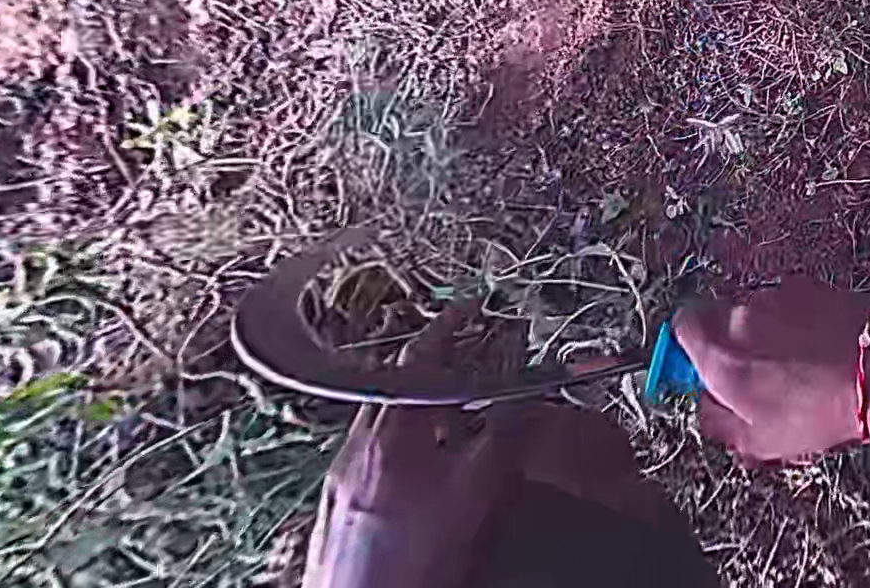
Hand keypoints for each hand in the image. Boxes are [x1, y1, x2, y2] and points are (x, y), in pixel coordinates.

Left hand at [303, 305, 516, 587]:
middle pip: (397, 387)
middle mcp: (356, 451)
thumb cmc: (410, 561)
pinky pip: (378, 453)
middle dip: (435, 366)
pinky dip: (410, 439)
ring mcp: (342, 481)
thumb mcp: (476, 488)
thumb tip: (530, 401)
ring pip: (387, 420)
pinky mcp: (339, 509)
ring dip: (424, 404)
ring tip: (459, 408)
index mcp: (388, 435)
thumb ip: (506, 434)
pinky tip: (433, 463)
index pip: (416, 362)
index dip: (445, 330)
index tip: (466, 309)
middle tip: (468, 355)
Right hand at [671, 278, 869, 461]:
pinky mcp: (803, 284)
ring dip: (758, 328)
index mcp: (722, 355)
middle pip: (714, 315)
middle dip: (722, 339)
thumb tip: (705, 402)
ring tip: (790, 359)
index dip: (684, 345)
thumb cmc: (821, 410)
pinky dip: (787, 316)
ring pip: (750, 308)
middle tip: (746, 368)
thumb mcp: (758, 440)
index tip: (695, 362)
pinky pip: (782, 299)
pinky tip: (810, 341)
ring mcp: (774, 296)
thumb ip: (716, 418)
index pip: (680, 327)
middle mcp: (742, 317)